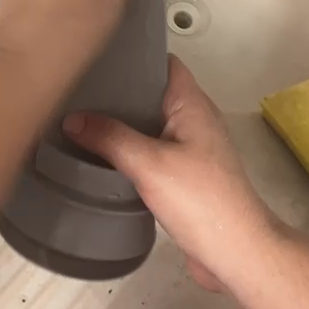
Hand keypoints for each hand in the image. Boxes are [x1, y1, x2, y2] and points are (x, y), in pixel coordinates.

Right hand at [62, 55, 281, 292]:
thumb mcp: (149, 164)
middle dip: (119, 92)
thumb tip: (71, 119)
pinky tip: (102, 159)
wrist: (236, 253)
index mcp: (192, 102)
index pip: (164, 62)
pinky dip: (130, 151)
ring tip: (81, 120)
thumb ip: (111, 138)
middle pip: (152, 93)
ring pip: (150, 126)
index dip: (135, 55)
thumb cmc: (199, 198)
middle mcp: (194, 118)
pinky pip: (152, 152)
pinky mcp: (185, 176)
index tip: (99, 56)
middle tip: (78, 90)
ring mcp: (191, 148)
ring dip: (123, 125)